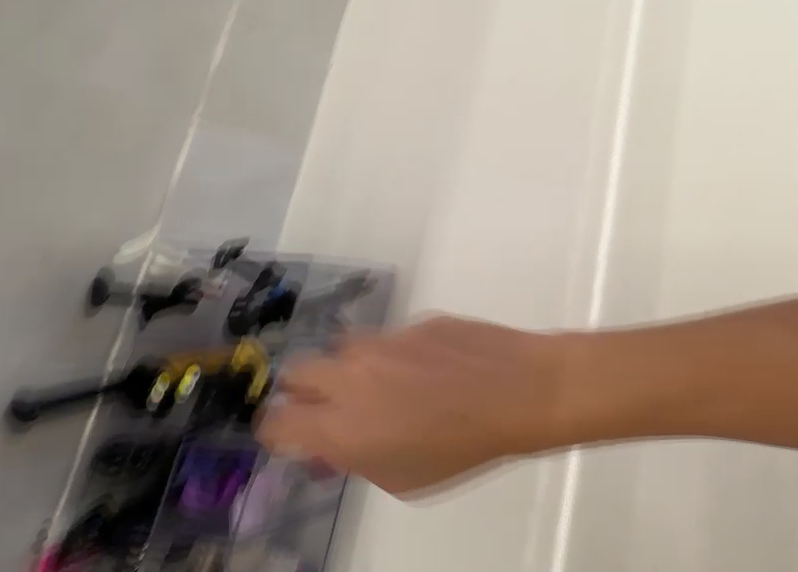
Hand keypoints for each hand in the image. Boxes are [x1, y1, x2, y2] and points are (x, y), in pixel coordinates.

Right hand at [257, 316, 569, 496]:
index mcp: (339, 423)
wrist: (523, 390)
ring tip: (390, 383)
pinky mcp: (424, 320)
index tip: (297, 434)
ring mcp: (390, 340)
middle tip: (334, 405)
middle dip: (308, 389)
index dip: (281, 429)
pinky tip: (436, 366)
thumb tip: (333, 449)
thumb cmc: (462, 447)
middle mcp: (354, 374)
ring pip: (348, 345)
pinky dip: (402, 351)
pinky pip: (396, 336)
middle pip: (299, 371)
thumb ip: (355, 459)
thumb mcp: (399, 477)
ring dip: (355, 364)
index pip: (275, 421)